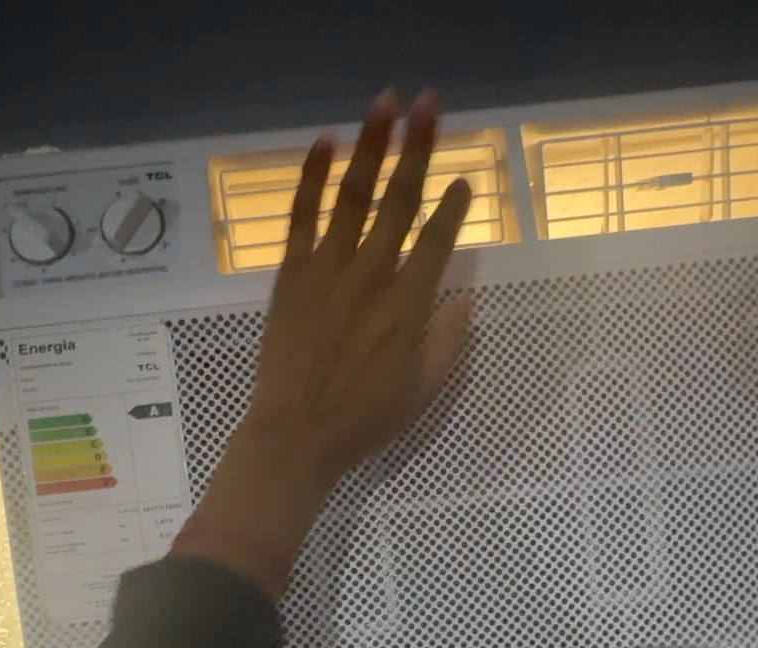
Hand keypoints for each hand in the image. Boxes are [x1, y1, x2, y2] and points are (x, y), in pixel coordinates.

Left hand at [173, 88, 474, 597]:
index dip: (455, 206)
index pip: (437, 240)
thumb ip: (449, 344)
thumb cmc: (363, 421)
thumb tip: (467, 297)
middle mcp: (370, 276)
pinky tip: (325, 142)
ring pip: (353, 196)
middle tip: (432, 103)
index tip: (466, 179)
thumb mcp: (423, 394)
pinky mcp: (291, 275)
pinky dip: (311, 177)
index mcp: (408, 306)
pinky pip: (300, 216)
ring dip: (371, 145)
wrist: (295, 436)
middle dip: (419, 148)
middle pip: (399, 201)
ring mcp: (326, 270)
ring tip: (387, 102)